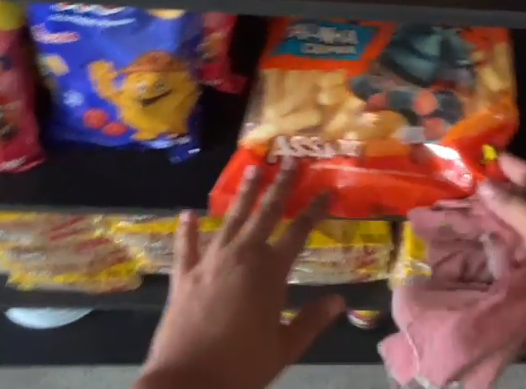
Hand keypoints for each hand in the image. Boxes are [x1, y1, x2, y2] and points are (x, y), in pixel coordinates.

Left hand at [135, 163, 342, 388]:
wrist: (187, 384)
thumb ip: (311, 321)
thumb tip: (340, 301)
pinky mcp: (185, 275)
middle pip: (266, 212)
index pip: (300, 230)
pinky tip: (188, 214)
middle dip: (281, 184)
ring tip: (253, 168)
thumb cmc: (241, 368)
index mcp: (271, 271)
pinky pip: (187, 246)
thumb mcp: (284, 348)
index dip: (315, 209)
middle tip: (290, 159)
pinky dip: (187, 230)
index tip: (328, 189)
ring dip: (244, 193)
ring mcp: (211, 261)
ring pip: (231, 218)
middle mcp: (243, 255)